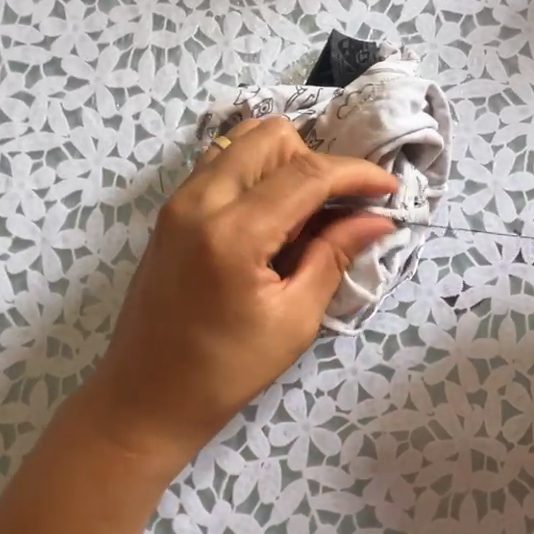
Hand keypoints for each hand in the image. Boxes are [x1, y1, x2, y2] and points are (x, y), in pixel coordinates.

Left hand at [82, 117, 397, 468]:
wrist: (144, 397)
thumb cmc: (224, 371)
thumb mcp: (294, 321)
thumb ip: (335, 256)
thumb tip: (378, 219)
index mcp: (233, 234)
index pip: (307, 174)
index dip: (356, 174)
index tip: (390, 190)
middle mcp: (200, 200)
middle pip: (273, 136)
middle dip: (316, 162)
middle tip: (332, 211)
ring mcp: (179, 199)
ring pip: (244, 139)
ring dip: (284, 161)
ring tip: (300, 214)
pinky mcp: (171, 208)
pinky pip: (222, 160)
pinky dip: (255, 169)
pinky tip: (269, 215)